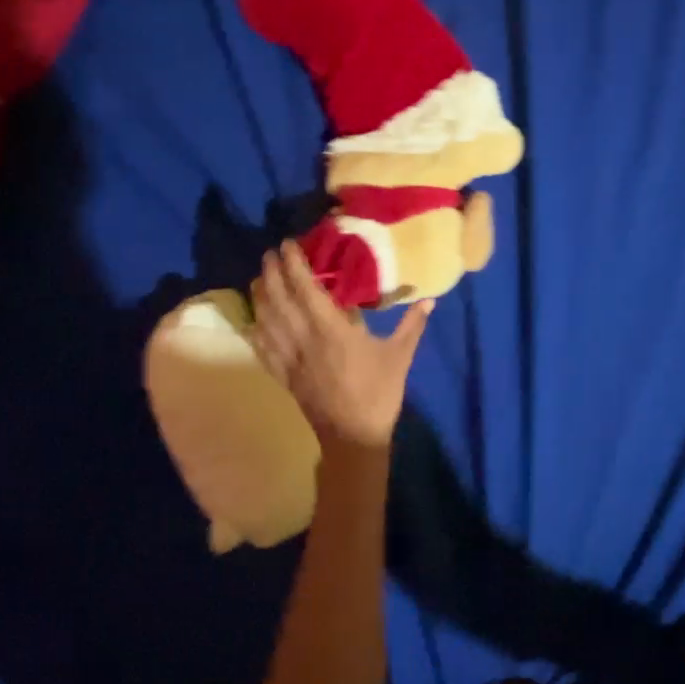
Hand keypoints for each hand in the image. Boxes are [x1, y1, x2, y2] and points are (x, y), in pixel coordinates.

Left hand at [248, 241, 432, 449]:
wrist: (354, 438)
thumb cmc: (378, 394)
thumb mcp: (399, 356)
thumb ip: (412, 324)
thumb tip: (430, 299)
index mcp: (331, 330)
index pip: (305, 288)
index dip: (294, 264)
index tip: (288, 244)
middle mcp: (304, 340)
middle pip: (279, 300)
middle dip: (272, 274)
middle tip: (269, 254)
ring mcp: (290, 360)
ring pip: (266, 322)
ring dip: (260, 297)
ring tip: (259, 278)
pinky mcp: (284, 378)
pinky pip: (263, 350)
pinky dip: (257, 332)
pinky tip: (254, 321)